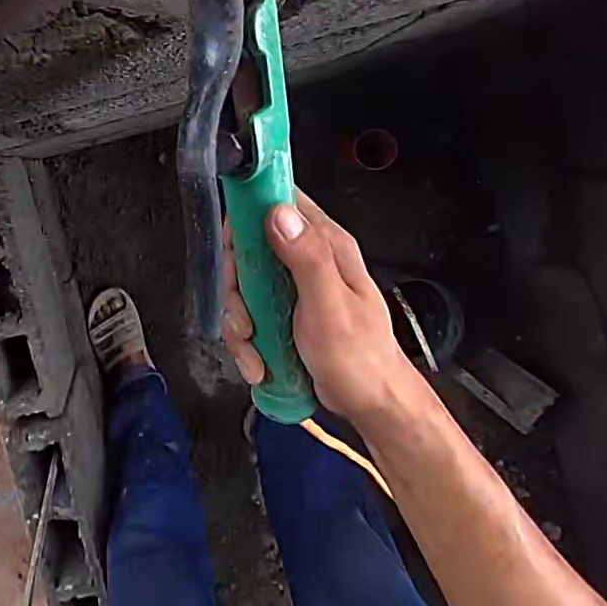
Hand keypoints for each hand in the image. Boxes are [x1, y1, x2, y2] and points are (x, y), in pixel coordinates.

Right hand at [221, 190, 421, 422]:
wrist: (371, 403)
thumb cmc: (360, 358)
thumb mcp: (331, 305)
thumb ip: (306, 257)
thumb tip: (279, 214)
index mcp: (326, 244)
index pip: (279, 202)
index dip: (247, 215)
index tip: (235, 248)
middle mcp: (308, 257)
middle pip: (248, 247)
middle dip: (237, 285)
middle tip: (246, 314)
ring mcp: (293, 285)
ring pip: (243, 284)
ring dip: (240, 319)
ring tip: (255, 347)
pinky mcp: (283, 310)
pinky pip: (249, 312)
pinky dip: (247, 338)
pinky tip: (260, 359)